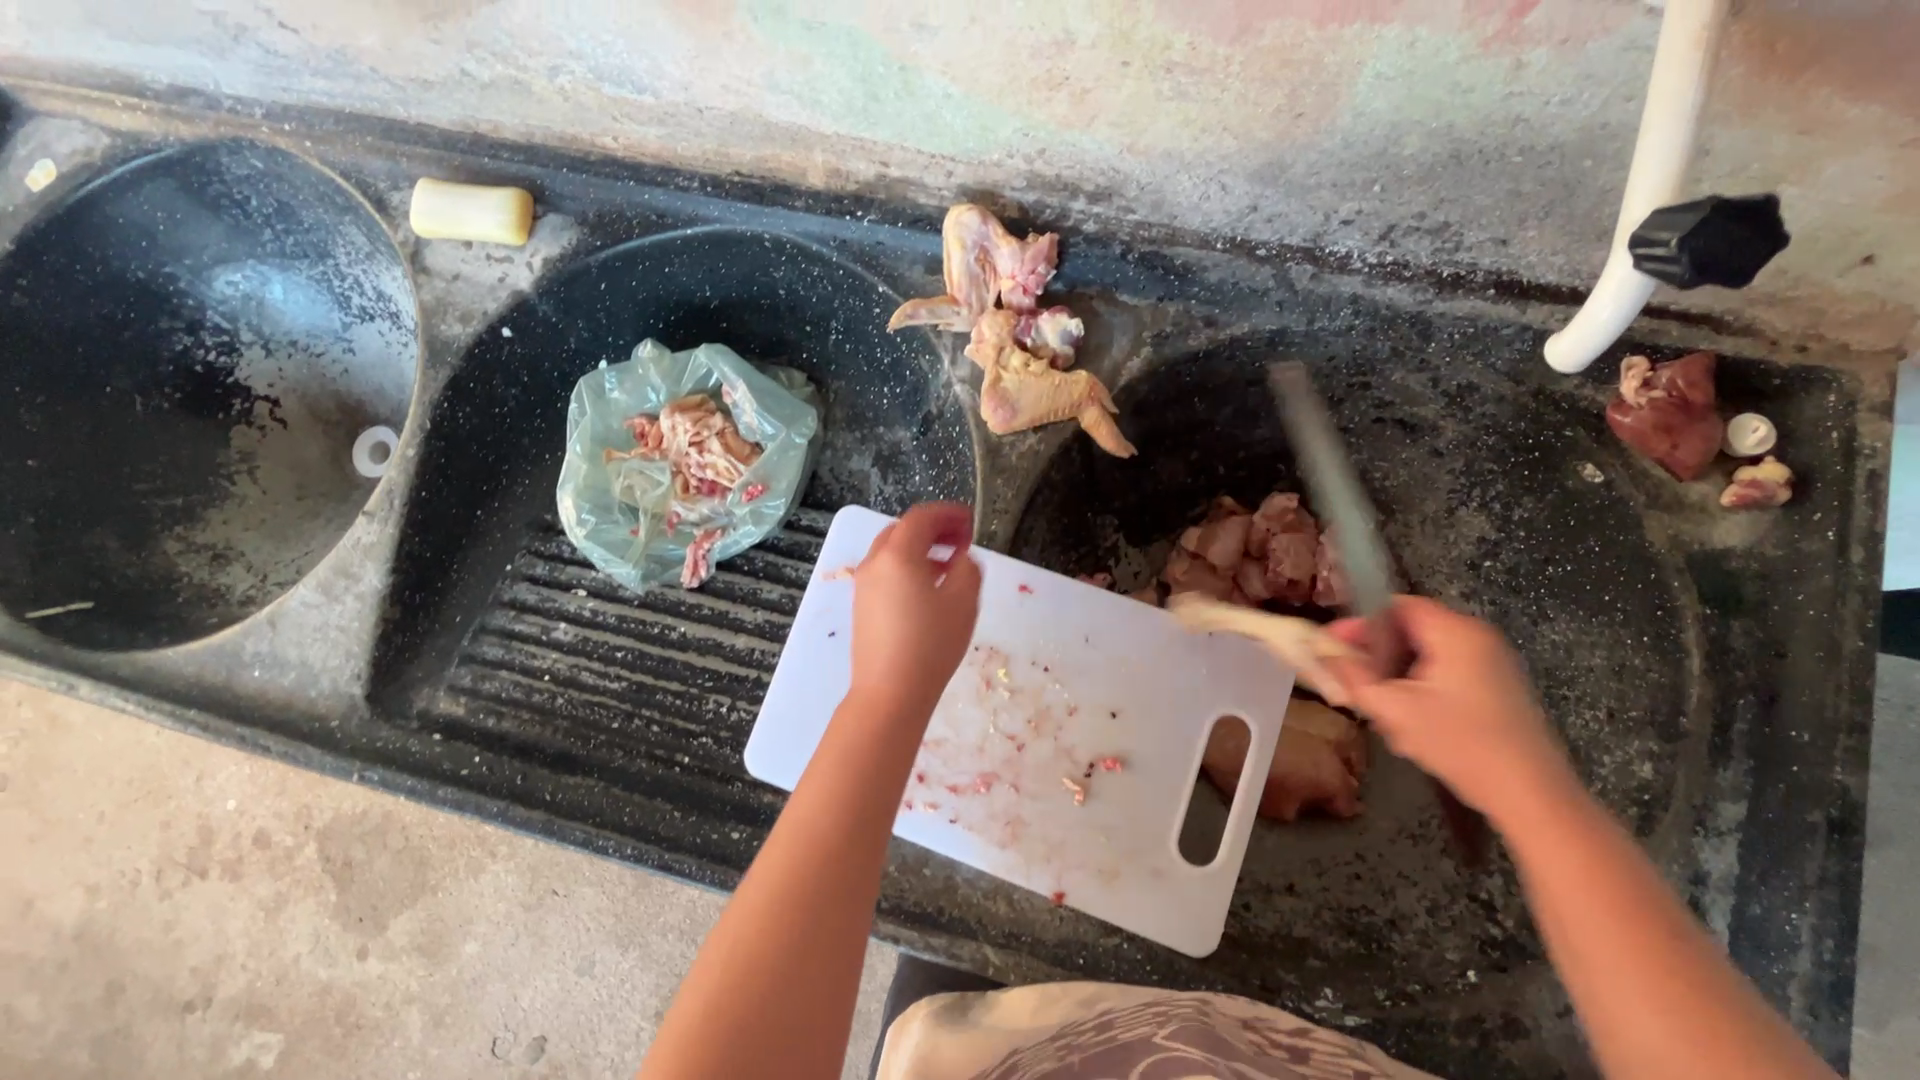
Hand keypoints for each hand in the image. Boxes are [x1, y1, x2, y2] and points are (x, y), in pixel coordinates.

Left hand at [848, 502, 982, 717]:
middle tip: (962, 539)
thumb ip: (968, 568)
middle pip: (903, 530)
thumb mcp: (964, 602)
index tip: (971, 521)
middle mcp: (875, 563)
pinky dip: (908, 567)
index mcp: (898, 554)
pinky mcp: (863, 606)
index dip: (949, 514)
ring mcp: (864, 586)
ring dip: (921, 548)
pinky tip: (930, 588)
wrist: (889, 692)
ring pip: (892, 552)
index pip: (922, 517)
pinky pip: (887, 573)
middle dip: (934, 528)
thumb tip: (962, 559)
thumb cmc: (931, 645)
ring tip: (950, 564)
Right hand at [1330, 596, 1578, 825]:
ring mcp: (1492, 662)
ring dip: (1396, 674)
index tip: (1330, 646)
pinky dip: (1420, 687)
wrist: (1530, 793)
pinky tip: (1410, 721)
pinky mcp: (1498, 687)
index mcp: (1456, 632)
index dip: (1359, 623)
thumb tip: (1323, 653)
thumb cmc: (1460, 744)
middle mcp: (1478, 637)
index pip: (1396, 606)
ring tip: (1379, 707)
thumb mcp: (1394, 710)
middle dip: (1376, 655)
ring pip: (1426, 654)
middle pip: (1411, 630)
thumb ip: (1352, 676)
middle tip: (1350, 680)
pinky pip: (1446, 672)